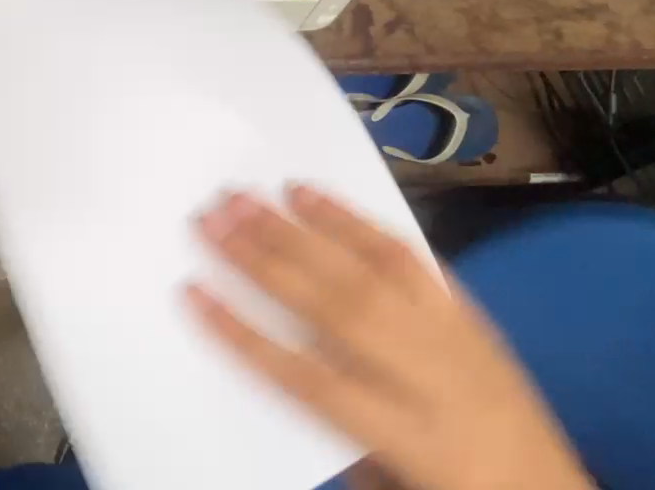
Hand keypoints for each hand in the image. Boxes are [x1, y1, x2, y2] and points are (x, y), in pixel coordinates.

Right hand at [188, 186, 591, 489]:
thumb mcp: (384, 482)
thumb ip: (330, 421)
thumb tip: (268, 345)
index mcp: (413, 442)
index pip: (310, 381)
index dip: (244, 336)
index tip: (191, 293)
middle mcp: (434, 380)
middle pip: (337, 309)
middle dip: (264, 260)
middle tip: (210, 219)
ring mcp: (453, 335)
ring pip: (367, 271)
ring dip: (298, 229)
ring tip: (245, 197)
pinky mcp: (464, 307)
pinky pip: (406, 254)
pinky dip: (352, 219)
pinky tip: (308, 193)